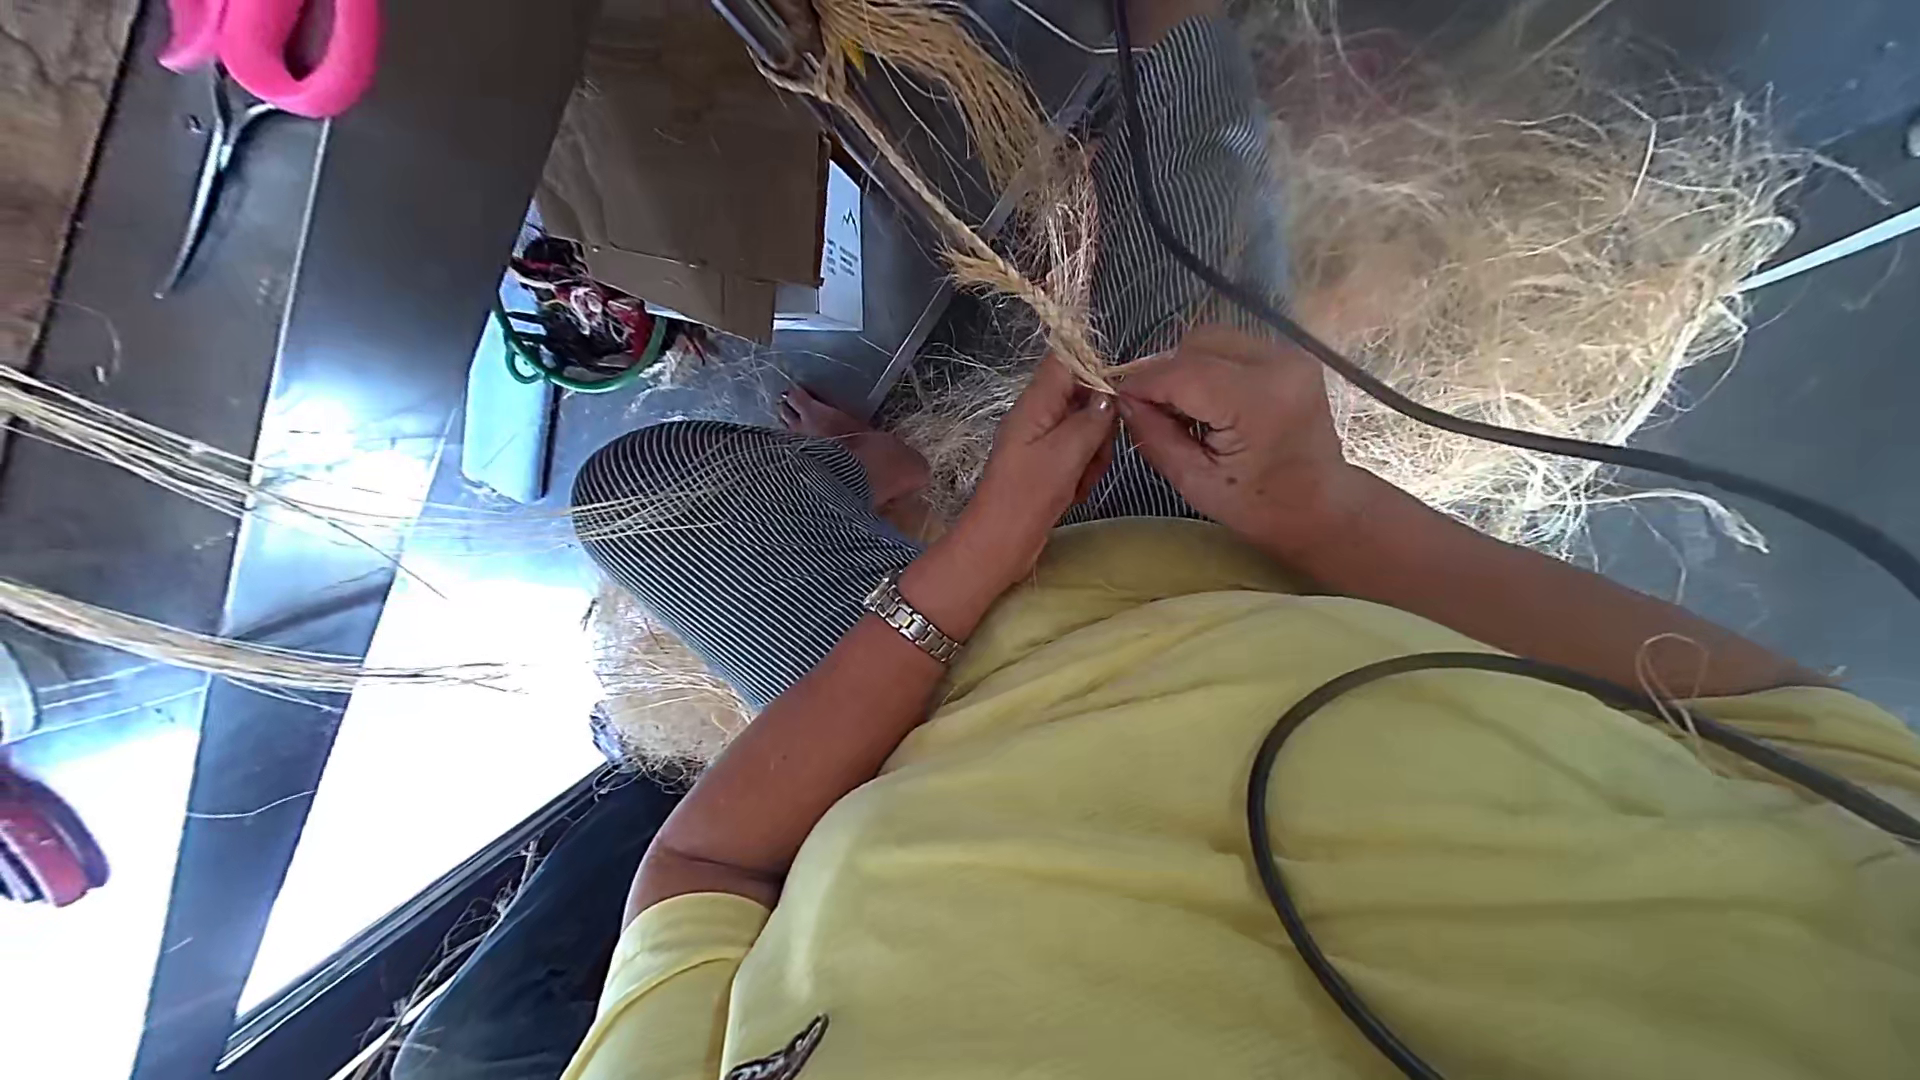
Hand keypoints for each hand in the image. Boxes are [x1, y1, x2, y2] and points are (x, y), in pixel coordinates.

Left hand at [953, 355, 1116, 584]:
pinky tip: (1075, 492)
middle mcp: (1037, 418)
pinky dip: (1082, 473)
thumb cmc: (1026, 496)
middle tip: (1094, 455)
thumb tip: (1109, 395)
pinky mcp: (1046, 468)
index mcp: (1034, 404)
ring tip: (1081, 481)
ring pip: (1085, 432)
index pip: (1064, 361)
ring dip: (1093, 456)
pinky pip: (1076, 458)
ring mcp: (1041, 444)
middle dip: (1100, 427)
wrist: (998, 545)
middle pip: (1082, 399)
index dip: (1094, 367)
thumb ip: (1091, 419)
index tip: (1119, 392)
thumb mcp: (1065, 453)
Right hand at [1116, 325, 1362, 555]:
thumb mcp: (1193, 481)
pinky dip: (1205, 367)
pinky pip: (1229, 346)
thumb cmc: (1257, 505)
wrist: (1320, 505)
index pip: (1181, 373)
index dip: (1141, 384)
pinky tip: (1204, 402)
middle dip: (1163, 374)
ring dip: (1184, 368)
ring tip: (1180, 408)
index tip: (1118, 402)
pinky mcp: (1288, 356)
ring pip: (1211, 339)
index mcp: (1258, 401)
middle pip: (1195, 344)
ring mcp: (1287, 355)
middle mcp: (1277, 364)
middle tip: (1150, 410)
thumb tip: (1122, 401)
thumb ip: (1154, 436)